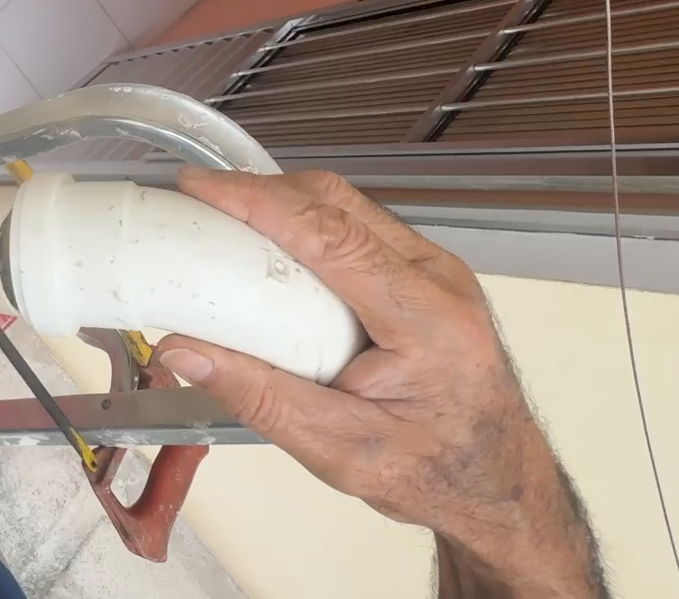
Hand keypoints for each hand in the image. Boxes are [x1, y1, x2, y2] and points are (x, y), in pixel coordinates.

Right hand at [154, 168, 603, 597]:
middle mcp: (437, 277)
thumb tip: (176, 349)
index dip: (257, 201)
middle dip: (258, 188)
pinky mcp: (419, 268)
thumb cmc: (431, 474)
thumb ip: (257, 397)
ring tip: (220, 213)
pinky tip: (264, 238)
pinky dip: (298, 214)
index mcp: (426, 320)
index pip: (329, 235)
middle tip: (196, 198)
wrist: (502, 490)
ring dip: (277, 197)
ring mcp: (432, 266)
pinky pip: (350, 217)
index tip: (196, 187)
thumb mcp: (338, 452)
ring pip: (342, 200)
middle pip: (334, 201)